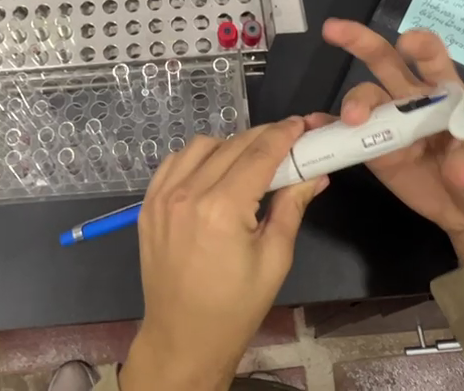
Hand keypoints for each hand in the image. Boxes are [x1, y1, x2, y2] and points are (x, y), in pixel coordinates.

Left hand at [123, 118, 325, 390]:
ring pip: (202, 146)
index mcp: (222, 209)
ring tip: (251, 158)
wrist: (183, 339)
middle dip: (263, 136)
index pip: (259, 154)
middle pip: (233, 145)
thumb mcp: (275, 260)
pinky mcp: (148, 204)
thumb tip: (315, 174)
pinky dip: (198, 156)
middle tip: (286, 139)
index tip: (301, 124)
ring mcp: (162, 196)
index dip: (283, 135)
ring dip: (230, 144)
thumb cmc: (235, 307)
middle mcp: (188, 193)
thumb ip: (292, 208)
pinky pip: (175, 161)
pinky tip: (214, 168)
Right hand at [320, 19, 463, 266]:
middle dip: (359, 41)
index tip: (406, 45)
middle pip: (384, 60)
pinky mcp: (373, 147)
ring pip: (366, 95)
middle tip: (333, 31)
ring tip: (351, 121)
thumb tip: (460, 168)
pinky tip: (314, 125)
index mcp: (444, 93)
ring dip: (354, 102)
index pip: (432, 56)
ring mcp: (390, 121)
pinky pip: (347, 133)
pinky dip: (329, 126)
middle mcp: (412, 98)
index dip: (420, 45)